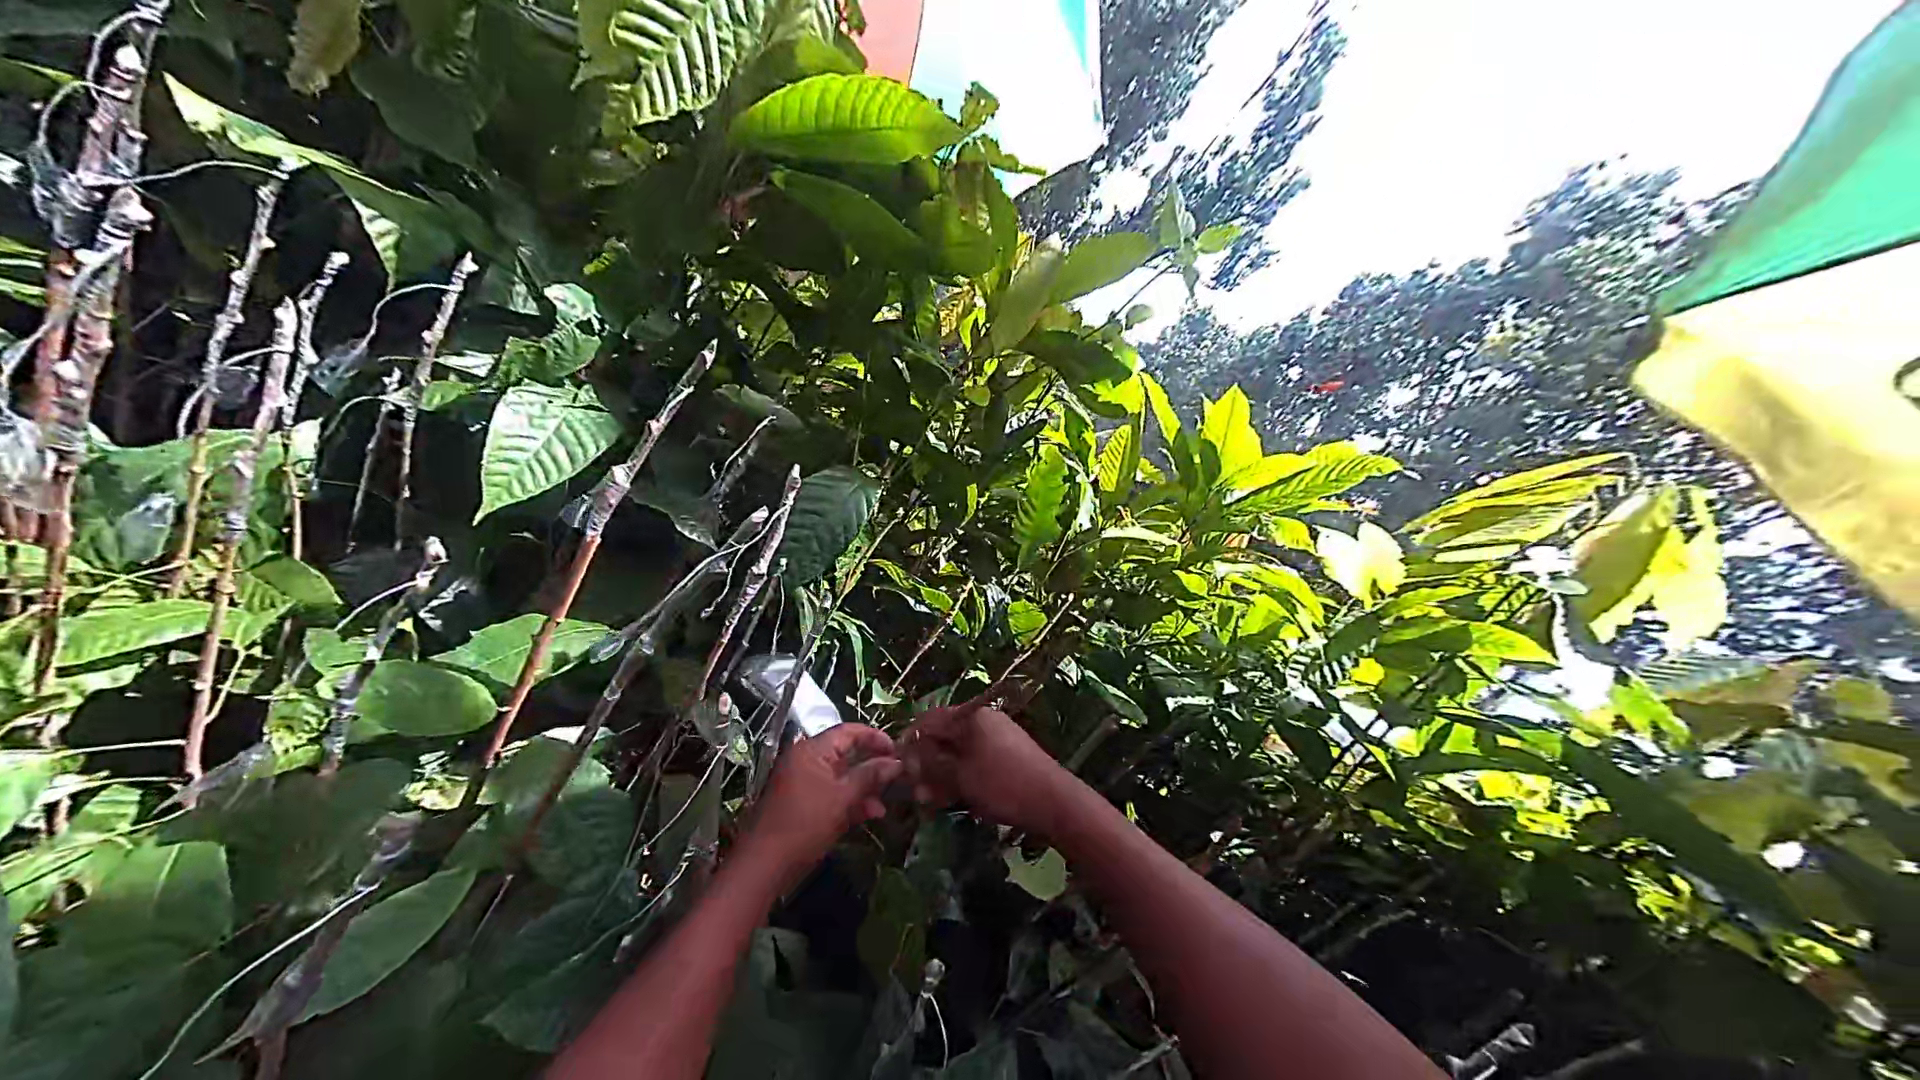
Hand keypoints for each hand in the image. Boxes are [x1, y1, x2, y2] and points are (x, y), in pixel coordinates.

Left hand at [737, 724, 901, 882]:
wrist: (765, 865)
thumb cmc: (805, 824)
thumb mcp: (842, 798)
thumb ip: (870, 776)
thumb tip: (896, 762)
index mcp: (812, 750)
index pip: (849, 732)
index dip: (875, 737)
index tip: (898, 750)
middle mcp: (807, 761)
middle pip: (846, 754)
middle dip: (872, 766)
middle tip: (898, 776)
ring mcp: (804, 783)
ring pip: (842, 777)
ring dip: (865, 788)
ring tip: (886, 802)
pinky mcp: (804, 805)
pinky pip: (833, 795)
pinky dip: (851, 802)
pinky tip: (871, 814)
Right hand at [900, 700, 1077, 835]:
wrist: (1055, 803)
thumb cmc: (1002, 785)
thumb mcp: (959, 776)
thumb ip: (929, 764)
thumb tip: (906, 757)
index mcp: (971, 716)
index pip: (928, 720)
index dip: (908, 742)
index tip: (896, 767)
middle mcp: (982, 721)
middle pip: (943, 737)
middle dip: (925, 763)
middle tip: (916, 791)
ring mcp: (996, 738)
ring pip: (958, 753)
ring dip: (941, 775)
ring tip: (931, 801)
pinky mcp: (1006, 756)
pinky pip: (974, 761)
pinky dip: (960, 778)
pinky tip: (953, 799)